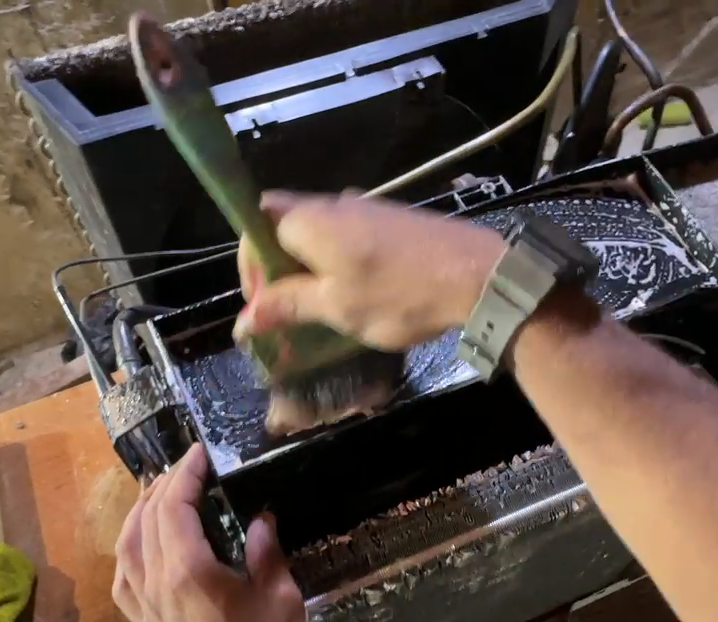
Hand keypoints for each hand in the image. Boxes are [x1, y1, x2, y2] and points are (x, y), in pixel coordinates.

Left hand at [111, 444, 305, 621]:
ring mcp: (143, 603)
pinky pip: (122, 574)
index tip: (202, 452)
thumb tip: (260, 518)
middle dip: (167, 483)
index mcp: (189, 571)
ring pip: (127, 542)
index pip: (176, 506)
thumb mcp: (281, 600)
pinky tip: (141, 541)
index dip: (187, 473)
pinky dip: (129, 546)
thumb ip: (267, 553)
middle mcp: (156, 581)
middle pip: (149, 517)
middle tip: (190, 465)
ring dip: (142, 509)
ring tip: (161, 491)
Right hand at [234, 191, 505, 349]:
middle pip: (283, 226)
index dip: (248, 268)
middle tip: (285, 311)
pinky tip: (352, 293)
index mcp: (310, 220)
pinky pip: (346, 237)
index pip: (255, 225)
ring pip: (316, 233)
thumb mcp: (336, 308)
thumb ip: (288, 306)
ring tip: (317, 309)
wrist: (474, 276)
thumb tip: (243, 321)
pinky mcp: (390, 221)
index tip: (261, 308)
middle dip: (276, 269)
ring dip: (306, 268)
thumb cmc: (398, 295)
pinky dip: (335, 263)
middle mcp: (333, 204)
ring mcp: (365, 209)